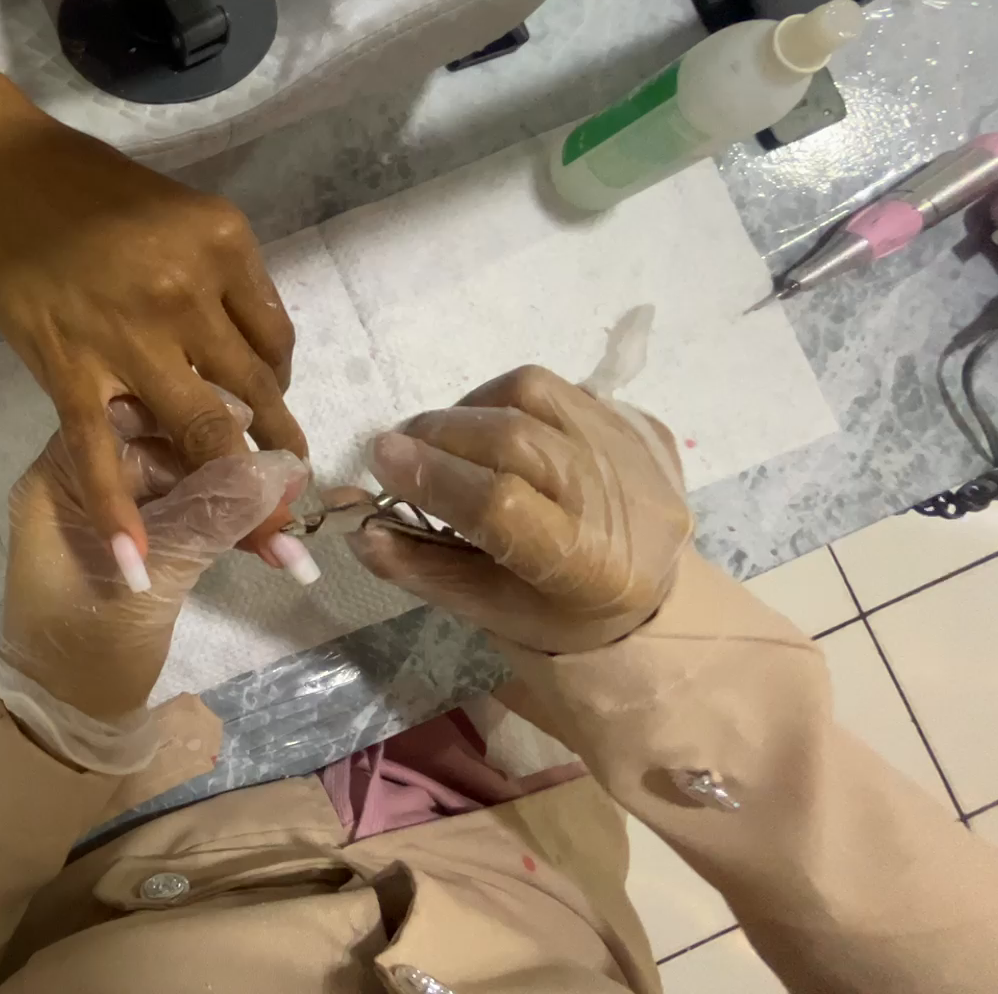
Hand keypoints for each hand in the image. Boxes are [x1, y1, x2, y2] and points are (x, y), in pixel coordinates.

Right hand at [0, 4, 310, 581]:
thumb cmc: (82, 184)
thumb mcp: (175, 213)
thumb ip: (212, 278)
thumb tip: (231, 348)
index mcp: (224, 244)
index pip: (275, 339)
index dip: (279, 391)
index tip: (270, 419)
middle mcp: (189, 292)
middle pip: (252, 395)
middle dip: (278, 458)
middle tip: (293, 503)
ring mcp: (129, 337)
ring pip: (199, 429)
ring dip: (232, 489)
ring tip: (258, 535)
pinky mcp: (70, 371)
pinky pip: (102, 453)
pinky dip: (121, 513)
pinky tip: (137, 563)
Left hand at [1, 400, 308, 719]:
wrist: (66, 719)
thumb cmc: (85, 649)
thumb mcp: (148, 583)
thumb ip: (207, 521)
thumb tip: (276, 470)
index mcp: (59, 480)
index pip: (122, 419)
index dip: (184, 415)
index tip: (245, 422)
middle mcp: (84, 486)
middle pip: (161, 451)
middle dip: (225, 470)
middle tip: (287, 486)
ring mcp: (113, 518)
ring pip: (183, 488)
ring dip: (235, 508)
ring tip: (289, 526)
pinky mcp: (139, 545)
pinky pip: (186, 521)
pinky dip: (225, 533)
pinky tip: (273, 548)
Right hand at [345, 365, 692, 653]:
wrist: (646, 593)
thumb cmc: (549, 610)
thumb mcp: (476, 605)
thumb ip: (410, 563)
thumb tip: (351, 520)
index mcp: (585, 567)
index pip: (499, 504)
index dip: (432, 476)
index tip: (378, 458)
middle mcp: (622, 501)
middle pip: (511, 438)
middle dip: (435, 436)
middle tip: (398, 451)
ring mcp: (634, 451)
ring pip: (531, 394)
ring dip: (466, 409)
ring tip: (447, 441)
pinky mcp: (638, 421)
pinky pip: (556, 387)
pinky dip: (503, 401)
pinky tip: (494, 431)